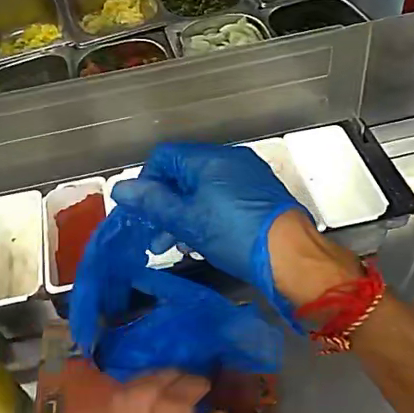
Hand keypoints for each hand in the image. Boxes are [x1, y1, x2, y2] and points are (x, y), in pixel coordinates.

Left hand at [59, 371, 227, 412]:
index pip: (171, 408)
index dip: (190, 385)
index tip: (205, 386)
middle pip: (142, 394)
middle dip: (169, 376)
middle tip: (187, 381)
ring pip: (119, 398)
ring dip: (145, 382)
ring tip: (166, 387)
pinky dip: (125, 397)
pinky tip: (141, 403)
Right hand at [110, 143, 307, 310]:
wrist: (291, 255)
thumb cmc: (236, 234)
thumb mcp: (187, 220)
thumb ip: (152, 202)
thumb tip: (122, 188)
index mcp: (211, 158)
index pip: (164, 156)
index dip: (146, 182)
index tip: (140, 211)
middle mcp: (232, 160)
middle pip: (184, 174)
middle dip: (165, 205)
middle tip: (154, 236)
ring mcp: (249, 178)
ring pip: (204, 190)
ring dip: (184, 215)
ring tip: (175, 246)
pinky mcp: (261, 198)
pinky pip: (224, 200)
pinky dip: (207, 217)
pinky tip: (202, 243)